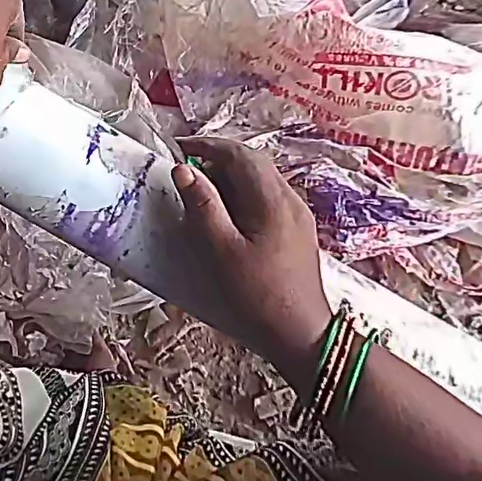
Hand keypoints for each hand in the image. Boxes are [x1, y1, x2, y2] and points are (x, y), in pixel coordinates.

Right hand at [172, 137, 330, 377]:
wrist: (302, 334)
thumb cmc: (258, 294)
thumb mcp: (221, 250)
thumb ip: (202, 206)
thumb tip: (182, 170)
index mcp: (272, 201)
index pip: (240, 156)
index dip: (208, 146)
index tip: (179, 148)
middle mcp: (289, 200)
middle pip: (253, 161)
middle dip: (218, 156)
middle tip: (186, 167)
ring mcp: (297, 214)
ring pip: (261, 177)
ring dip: (229, 174)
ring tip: (200, 188)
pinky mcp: (297, 228)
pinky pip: (266, 194)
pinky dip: (241, 190)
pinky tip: (226, 210)